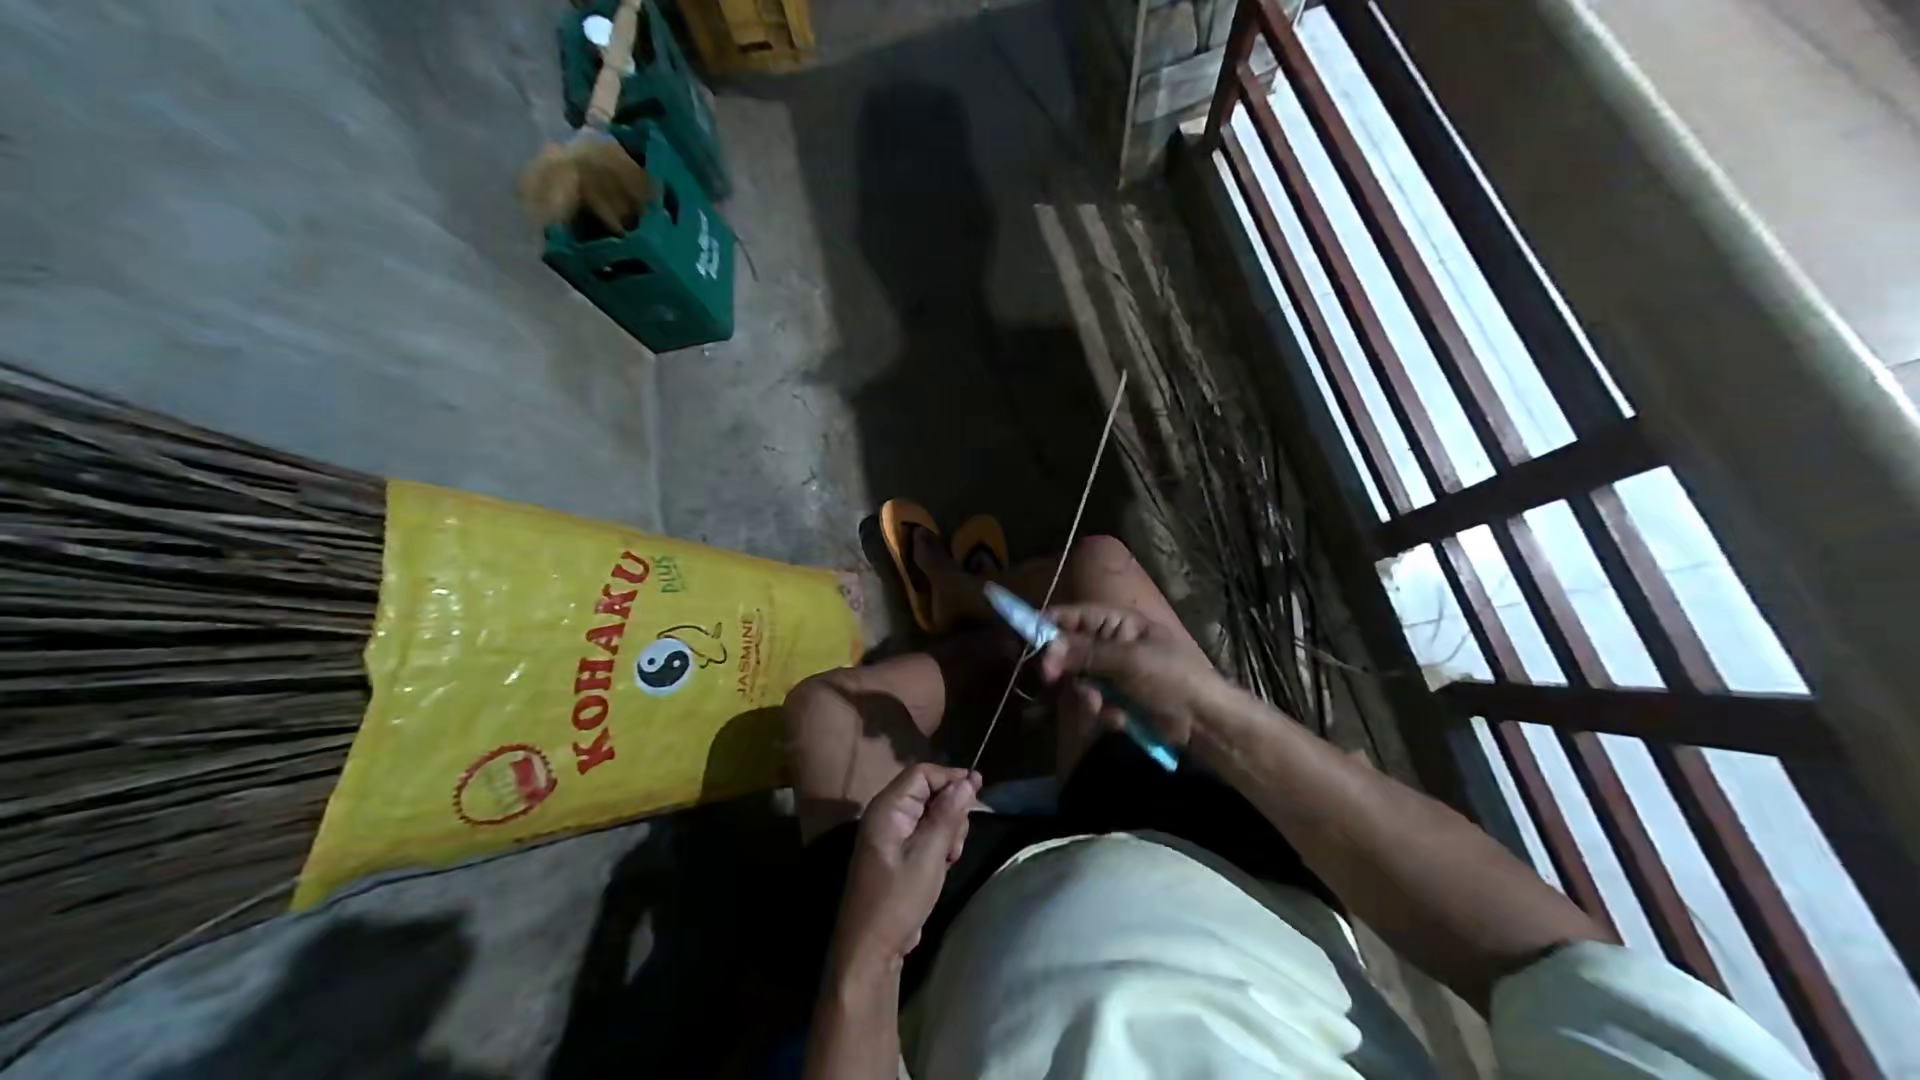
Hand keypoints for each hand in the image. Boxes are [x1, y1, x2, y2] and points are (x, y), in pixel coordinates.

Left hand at [831, 763, 980, 974]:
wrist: (871, 948)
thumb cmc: (898, 898)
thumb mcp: (929, 854)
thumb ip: (948, 814)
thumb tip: (967, 781)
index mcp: (887, 808)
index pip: (922, 774)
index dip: (950, 777)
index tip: (979, 788)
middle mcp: (886, 814)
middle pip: (928, 792)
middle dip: (950, 810)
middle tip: (956, 842)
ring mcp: (890, 834)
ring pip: (930, 814)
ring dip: (947, 830)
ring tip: (949, 858)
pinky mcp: (896, 852)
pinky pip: (924, 833)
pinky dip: (938, 843)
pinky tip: (943, 864)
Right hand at [1037, 604, 1228, 748]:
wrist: (1206, 723)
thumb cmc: (1173, 678)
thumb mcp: (1130, 660)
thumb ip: (1086, 653)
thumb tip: (1047, 649)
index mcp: (1118, 623)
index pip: (1073, 616)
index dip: (1047, 626)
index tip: (1022, 640)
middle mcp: (1111, 644)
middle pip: (1068, 649)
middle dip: (1064, 668)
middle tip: (1051, 680)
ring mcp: (1112, 674)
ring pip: (1077, 680)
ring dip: (1085, 695)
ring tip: (1101, 707)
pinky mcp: (1115, 700)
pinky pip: (1092, 702)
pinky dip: (1101, 712)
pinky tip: (1119, 720)